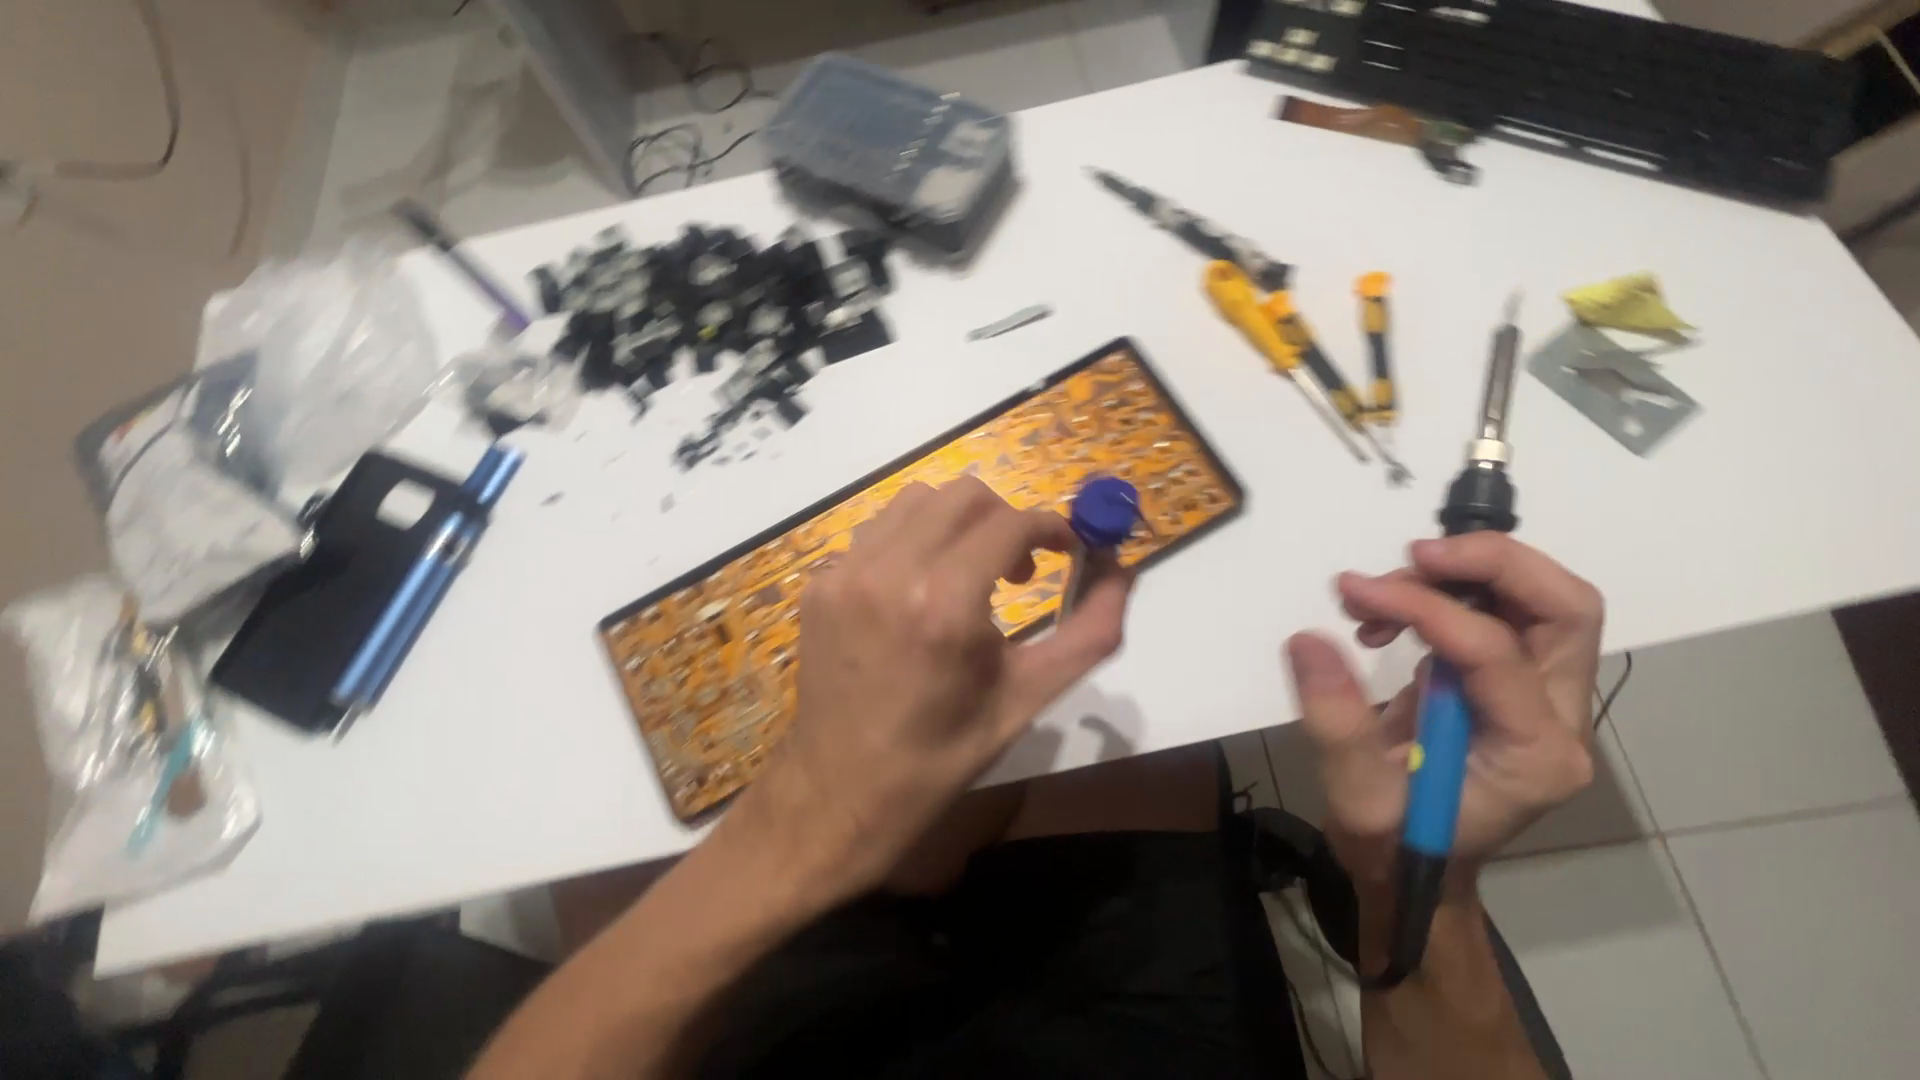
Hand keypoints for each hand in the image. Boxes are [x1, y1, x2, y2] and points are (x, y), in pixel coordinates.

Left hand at [737, 477, 1133, 896]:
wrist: (843, 789)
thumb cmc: (944, 751)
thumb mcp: (1028, 697)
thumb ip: (1089, 632)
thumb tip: (1122, 571)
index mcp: (943, 606)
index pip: (1010, 523)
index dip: (1050, 527)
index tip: (1066, 549)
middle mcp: (888, 573)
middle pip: (964, 495)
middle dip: (1005, 519)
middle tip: (1017, 570)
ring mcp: (844, 573)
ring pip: (917, 501)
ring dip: (958, 525)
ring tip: (967, 577)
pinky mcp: (819, 582)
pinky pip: (878, 532)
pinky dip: (913, 544)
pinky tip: (918, 595)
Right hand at [1283, 534, 1602, 893]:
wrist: (1413, 870)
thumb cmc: (1393, 847)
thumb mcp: (1356, 799)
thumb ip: (1336, 723)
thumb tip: (1308, 640)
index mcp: (1535, 755)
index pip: (1495, 652)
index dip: (1425, 609)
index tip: (1354, 591)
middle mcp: (1561, 721)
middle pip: (1563, 609)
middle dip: (1490, 565)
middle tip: (1412, 555)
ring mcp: (1545, 702)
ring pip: (1542, 603)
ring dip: (1467, 575)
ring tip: (1381, 593)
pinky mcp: (1514, 686)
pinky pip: (1504, 615)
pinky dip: (1450, 595)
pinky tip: (1390, 618)